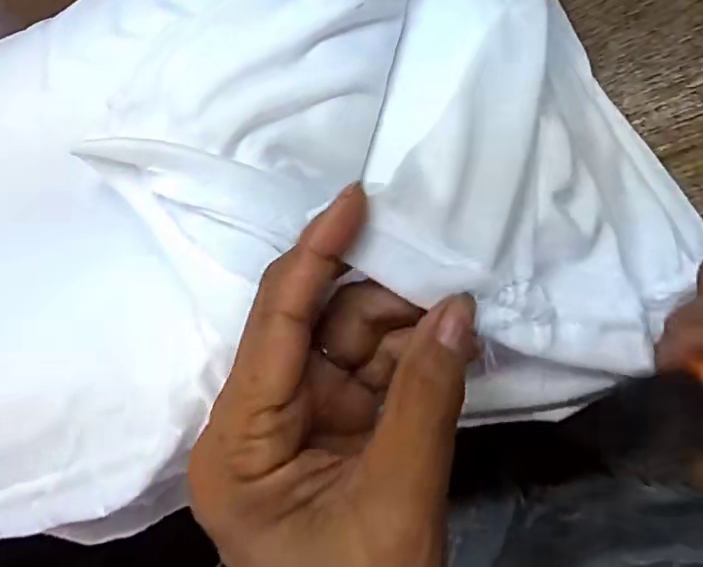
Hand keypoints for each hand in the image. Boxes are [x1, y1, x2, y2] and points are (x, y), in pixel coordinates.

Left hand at [189, 185, 479, 566]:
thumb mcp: (392, 505)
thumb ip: (425, 399)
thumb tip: (458, 306)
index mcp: (241, 436)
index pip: (278, 315)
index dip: (317, 249)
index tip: (356, 197)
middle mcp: (263, 415)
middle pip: (322, 319)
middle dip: (382, 292)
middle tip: (438, 267)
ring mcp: (306, 420)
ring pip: (358, 338)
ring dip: (410, 321)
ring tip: (461, 311)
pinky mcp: (342, 428)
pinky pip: (382, 368)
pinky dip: (419, 352)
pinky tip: (455, 340)